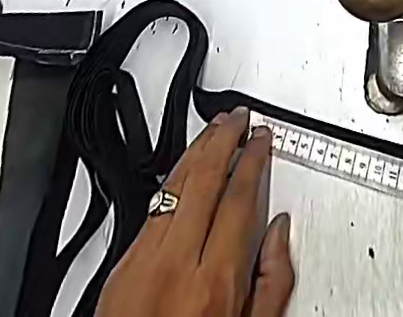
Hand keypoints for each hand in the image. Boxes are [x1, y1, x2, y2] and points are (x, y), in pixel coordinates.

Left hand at [98, 108, 294, 316]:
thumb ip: (272, 284)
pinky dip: (174, 176)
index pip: (240, 198)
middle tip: (239, 119)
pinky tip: (186, 165)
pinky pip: (155, 204)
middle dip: (225, 137)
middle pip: (206, 176)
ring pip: (176, 181)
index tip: (261, 140)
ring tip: (216, 127)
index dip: (253, 159)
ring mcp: (146, 259)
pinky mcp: (123, 263)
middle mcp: (178, 263)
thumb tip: (280, 232)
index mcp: (216, 283)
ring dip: (199, 147)